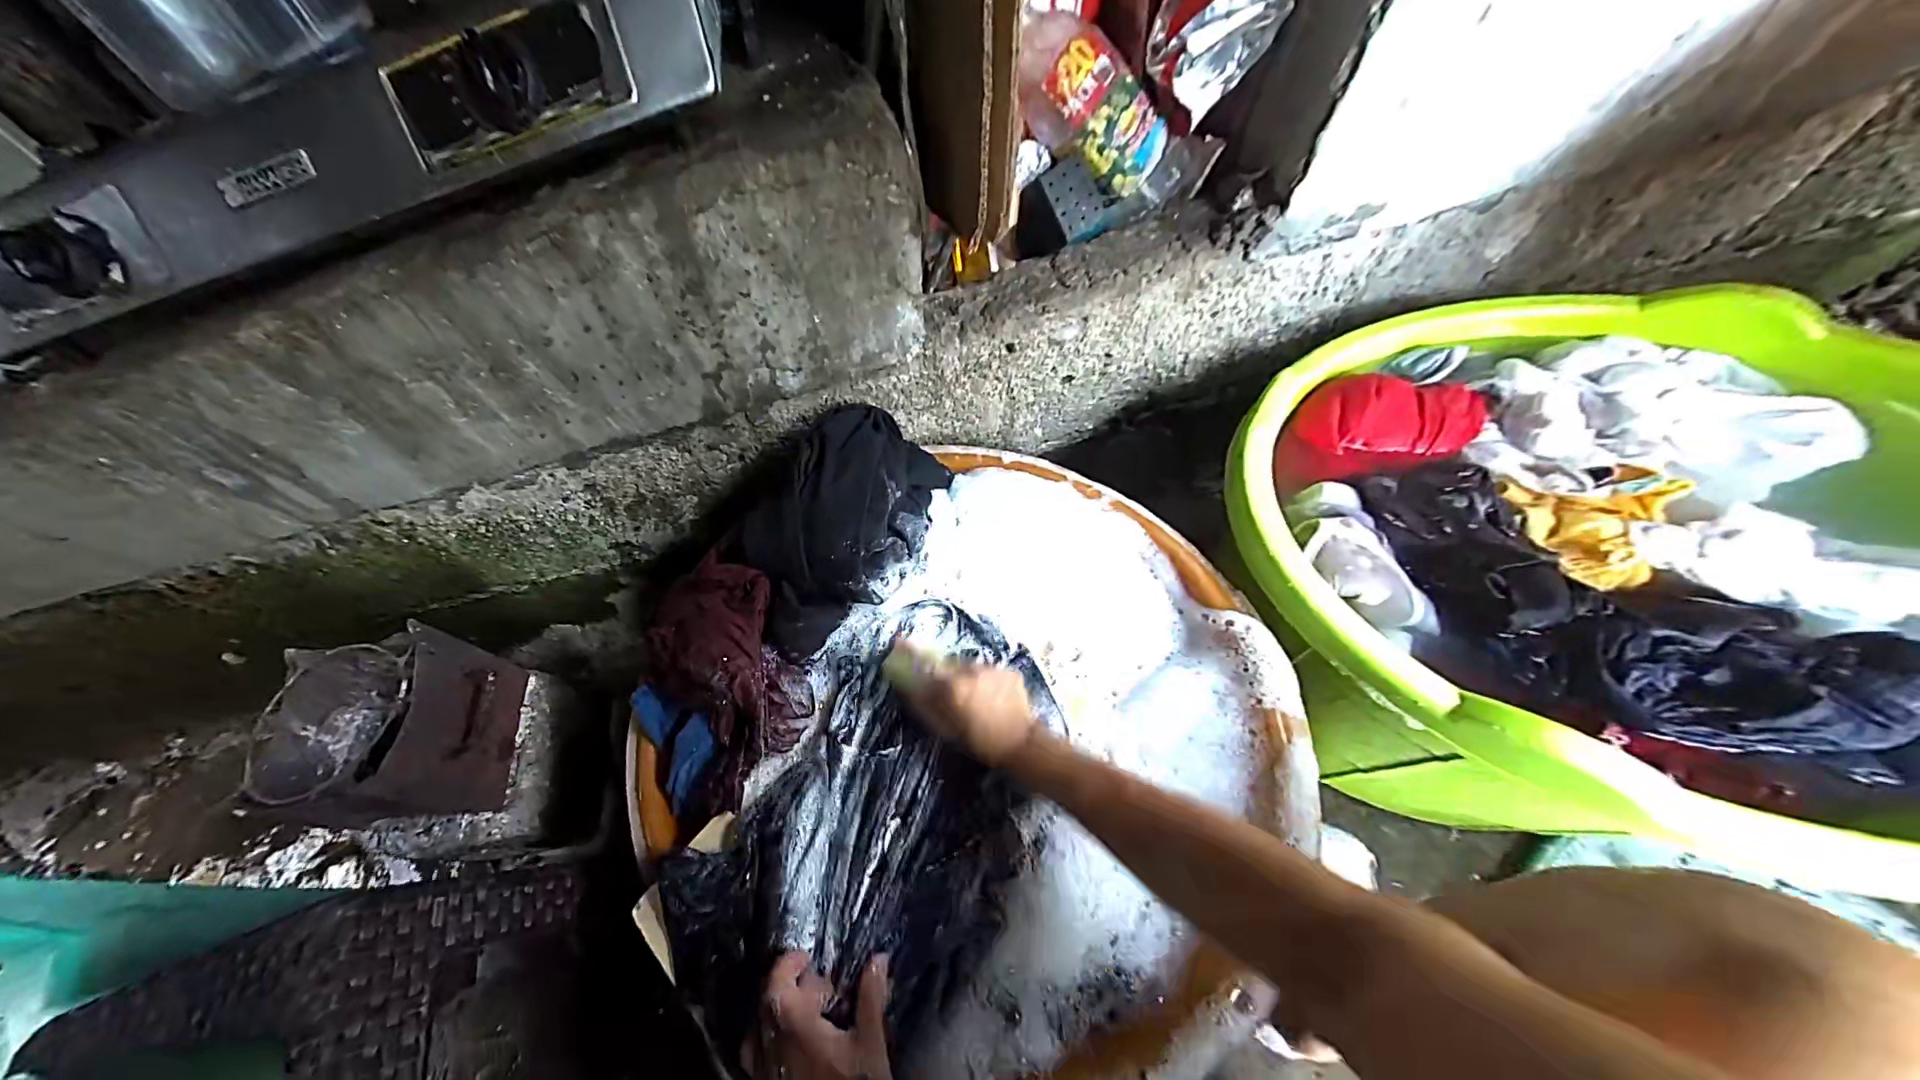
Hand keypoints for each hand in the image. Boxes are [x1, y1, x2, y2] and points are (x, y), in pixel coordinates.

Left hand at [753, 951, 891, 1079]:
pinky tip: (799, 1045)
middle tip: (825, 992)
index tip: (810, 959)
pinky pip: (758, 1049)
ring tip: (814, 1018)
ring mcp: (757, 1066)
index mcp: (790, 1020)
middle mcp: (765, 1039)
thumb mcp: (869, 1044)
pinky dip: (776, 1036)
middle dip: (796, 987)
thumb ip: (871, 998)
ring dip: (785, 1011)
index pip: (777, 976)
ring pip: (762, 1023)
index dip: (791, 962)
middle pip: (770, 997)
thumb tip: (878, 959)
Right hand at [885, 641, 1036, 765]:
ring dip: (967, 677)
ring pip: (970, 667)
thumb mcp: (946, 729)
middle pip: (948, 665)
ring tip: (975, 699)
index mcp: (952, 687)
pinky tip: (992, 698)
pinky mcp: (1009, 671)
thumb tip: (906, 686)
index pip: (925, 665)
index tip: (899, 642)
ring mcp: (992, 669)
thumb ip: (924, 705)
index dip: (910, 654)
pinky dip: (986, 680)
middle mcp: (970, 671)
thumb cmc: (979, 742)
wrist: (1020, 744)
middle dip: (945, 674)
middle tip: (950, 692)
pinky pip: (989, 671)